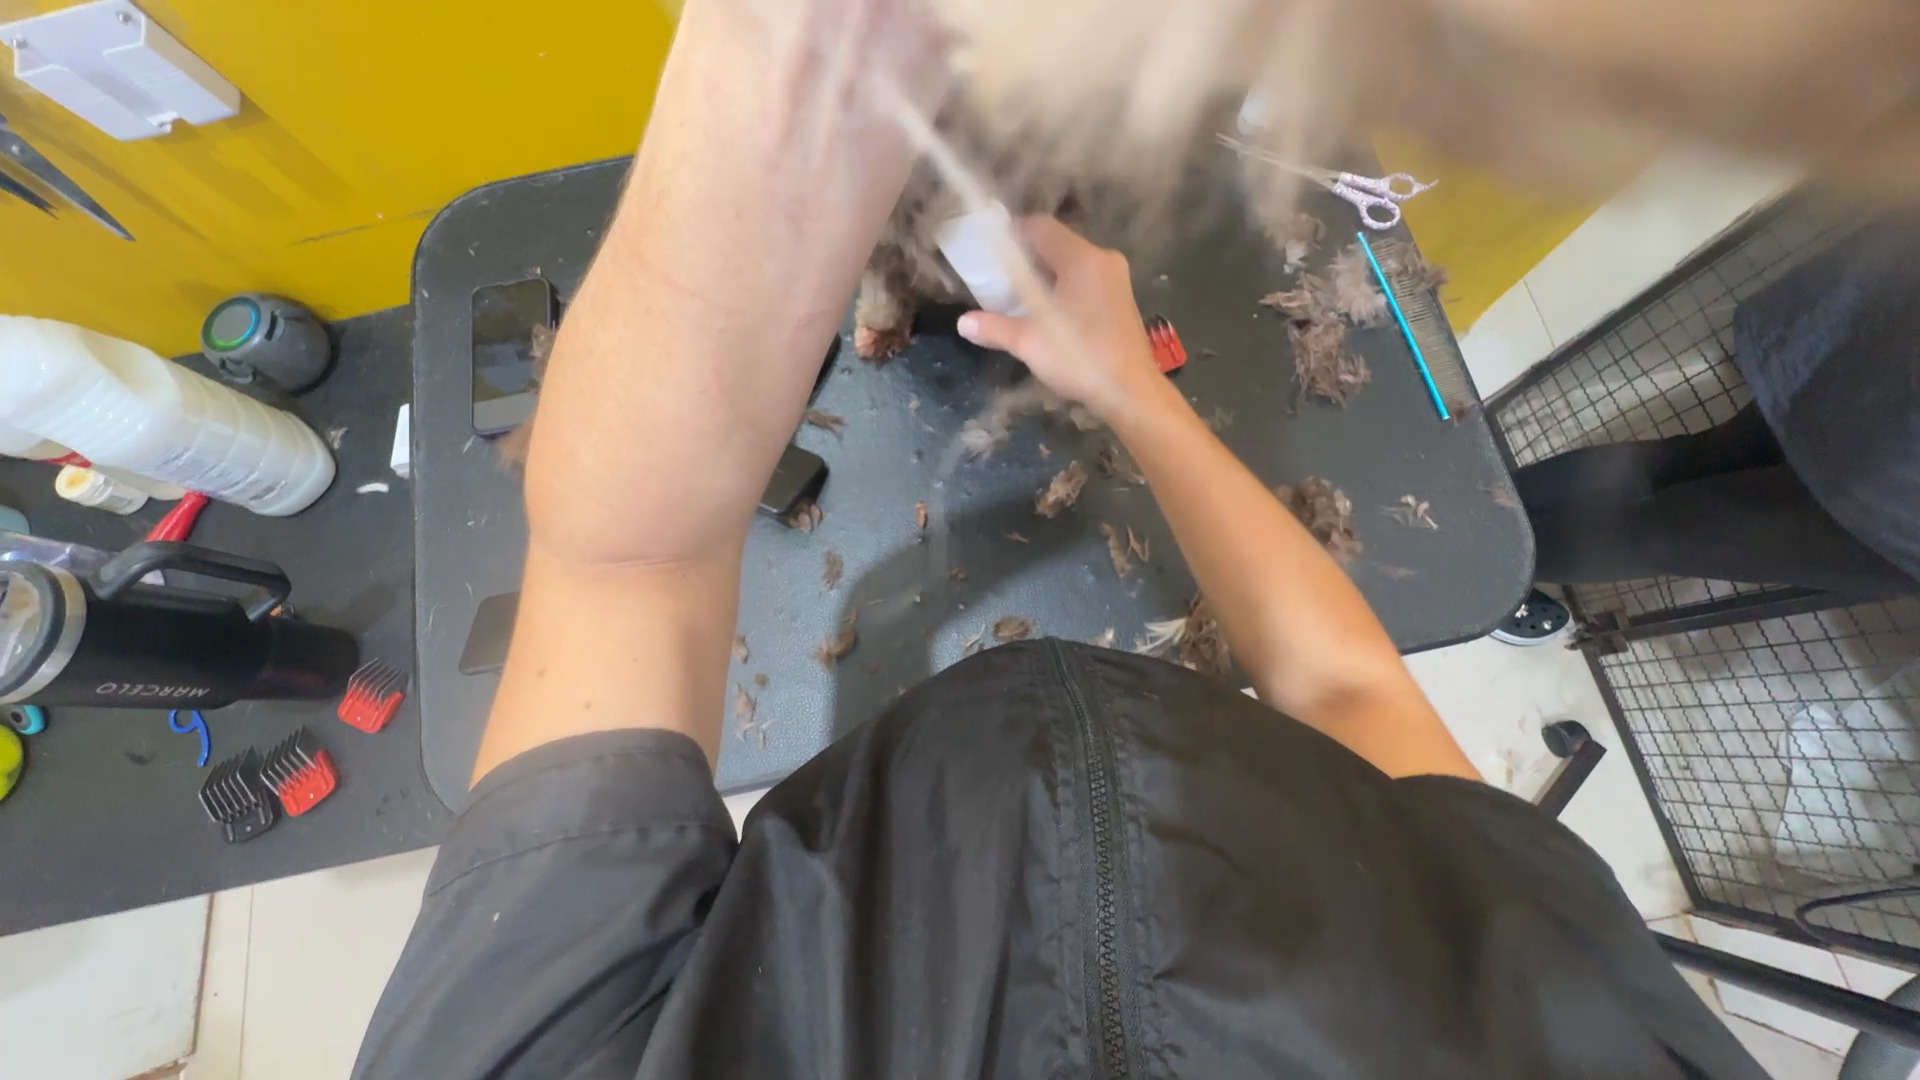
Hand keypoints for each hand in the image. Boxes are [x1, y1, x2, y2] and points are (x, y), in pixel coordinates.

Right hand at [955, 217, 1166, 418]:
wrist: (1130, 391)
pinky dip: (1064, 289)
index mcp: (1081, 259)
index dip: (1012, 233)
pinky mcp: (1122, 301)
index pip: (1041, 227)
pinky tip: (1048, 313)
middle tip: (1000, 276)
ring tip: (1020, 296)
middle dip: (1027, 258)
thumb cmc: (1080, 358)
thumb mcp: (1029, 343)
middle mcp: (1102, 260)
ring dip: (1046, 276)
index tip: (991, 249)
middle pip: (1057, 244)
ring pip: (1072, 265)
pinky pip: (1086, 282)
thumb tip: (963, 323)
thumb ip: (995, 327)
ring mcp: (1116, 280)